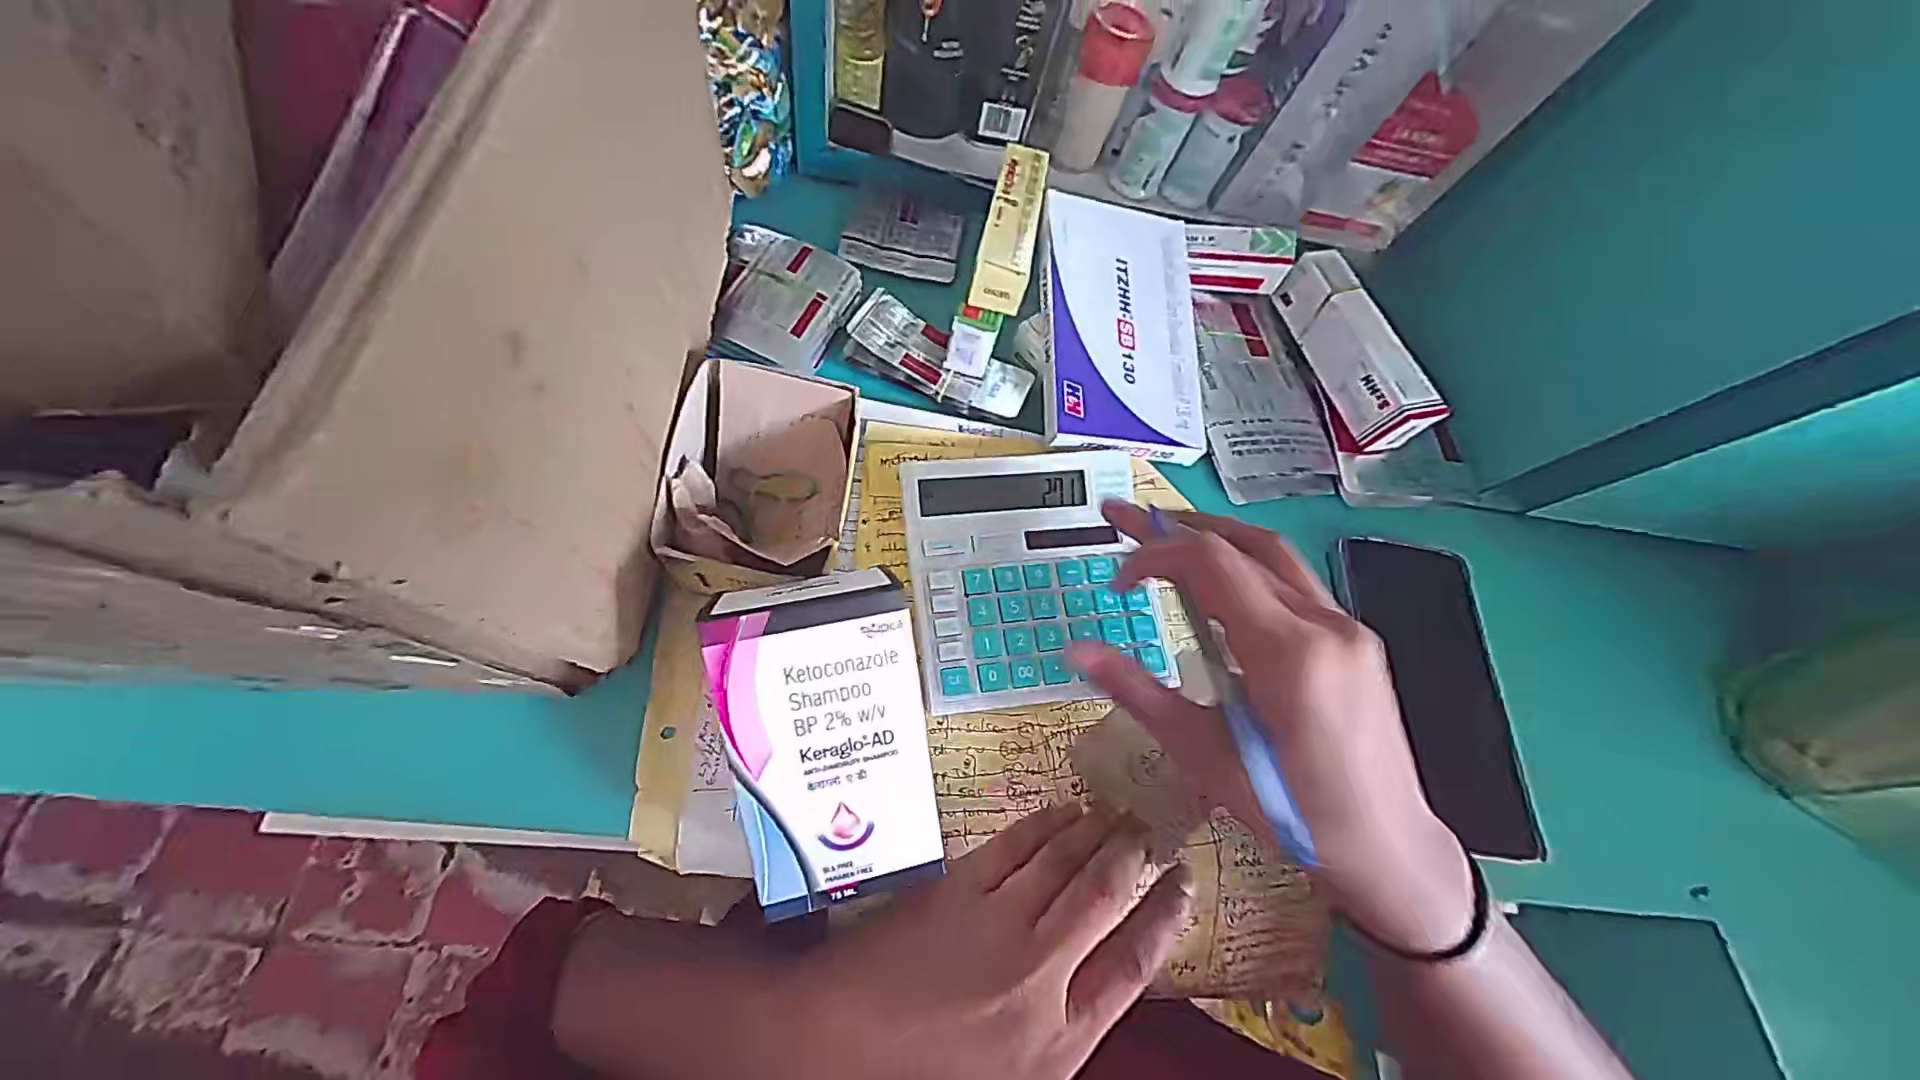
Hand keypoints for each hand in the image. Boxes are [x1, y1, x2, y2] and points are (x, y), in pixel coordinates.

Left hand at [788, 803, 1193, 1079]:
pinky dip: (1045, 825)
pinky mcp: (957, 889)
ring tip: (1114, 813)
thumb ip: (1062, 1025)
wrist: (836, 1044)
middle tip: (1149, 828)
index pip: (1134, 963)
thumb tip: (1099, 970)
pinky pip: (1015, 845)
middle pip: (1103, 896)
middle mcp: (1037, 974)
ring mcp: (995, 923)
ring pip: (1062, 862)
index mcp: (1058, 1037)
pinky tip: (1062, 812)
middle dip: (1132, 855)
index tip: (1181, 882)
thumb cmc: (925, 1072)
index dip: (1165, 917)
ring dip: (1094, 832)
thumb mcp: (1014, 1076)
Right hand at [1069, 500, 1473, 953]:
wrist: (1390, 850)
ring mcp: (1348, 628)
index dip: (1155, 555)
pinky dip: (1245, 568)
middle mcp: (1326, 624)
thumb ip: (1138, 692)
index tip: (1118, 581)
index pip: (1212, 564)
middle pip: (1245, 543)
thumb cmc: (1291, 813)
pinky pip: (1292, 582)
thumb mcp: (1203, 755)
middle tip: (1126, 516)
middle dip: (1178, 525)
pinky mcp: (1355, 639)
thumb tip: (1078, 651)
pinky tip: (1218, 590)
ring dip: (1215, 539)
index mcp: (1288, 651)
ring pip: (1274, 555)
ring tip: (1165, 537)